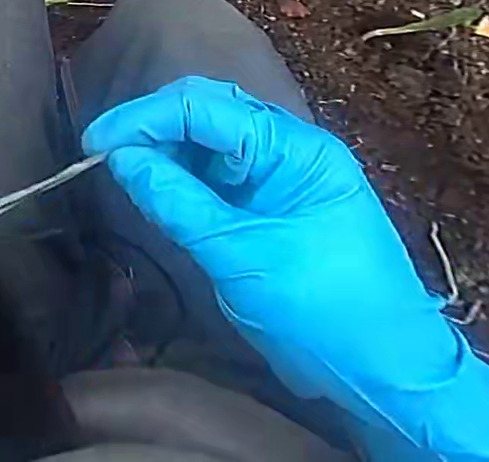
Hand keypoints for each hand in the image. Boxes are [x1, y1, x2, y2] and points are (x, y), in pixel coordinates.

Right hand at [83, 77, 488, 461]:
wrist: (392, 380)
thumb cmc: (324, 315)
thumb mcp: (239, 257)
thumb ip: (175, 200)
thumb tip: (118, 157)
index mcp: (294, 148)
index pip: (203, 108)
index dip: (143, 118)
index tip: (96, 142)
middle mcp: (287, 144)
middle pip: (204, 108)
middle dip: (150, 124)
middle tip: (105, 148)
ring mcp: (278, 167)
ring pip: (204, 133)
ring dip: (161, 146)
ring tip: (126, 168)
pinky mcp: (267, 192)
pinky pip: (212, 165)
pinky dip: (178, 170)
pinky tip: (155, 183)